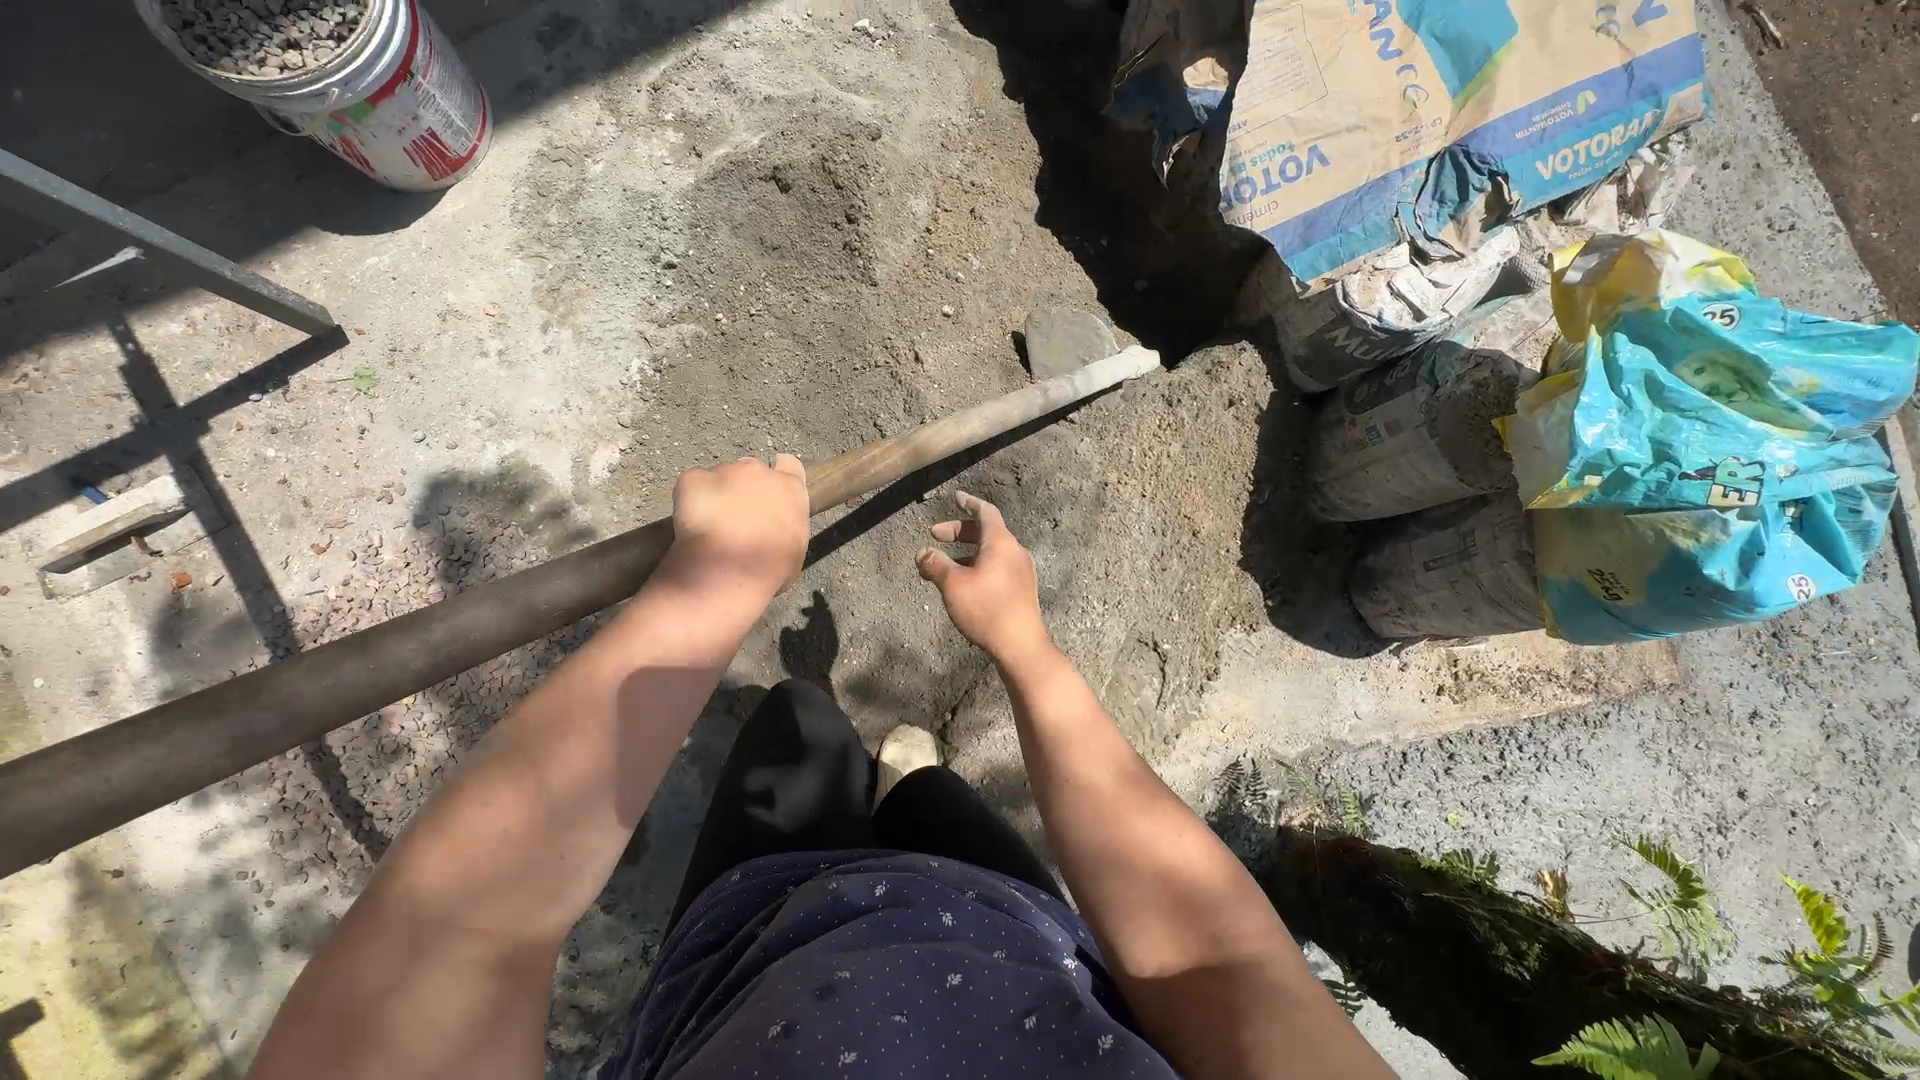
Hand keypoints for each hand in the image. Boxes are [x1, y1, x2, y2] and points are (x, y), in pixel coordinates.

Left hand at [667, 455, 809, 597]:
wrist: (730, 570)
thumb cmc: (770, 568)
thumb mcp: (794, 547)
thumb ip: (786, 525)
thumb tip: (774, 529)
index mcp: (789, 488)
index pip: (788, 465)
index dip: (778, 474)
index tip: (770, 491)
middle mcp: (759, 471)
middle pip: (750, 470)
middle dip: (743, 488)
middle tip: (737, 518)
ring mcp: (725, 471)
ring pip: (720, 476)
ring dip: (717, 494)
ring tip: (711, 526)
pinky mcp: (694, 478)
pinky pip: (692, 484)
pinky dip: (690, 499)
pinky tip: (692, 525)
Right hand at [917, 491, 1049, 657]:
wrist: (1020, 645)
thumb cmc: (986, 609)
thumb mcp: (952, 584)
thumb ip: (935, 564)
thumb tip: (922, 553)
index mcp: (1001, 542)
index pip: (985, 512)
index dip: (968, 503)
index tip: (956, 498)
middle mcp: (1015, 551)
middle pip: (986, 532)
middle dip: (958, 532)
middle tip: (935, 536)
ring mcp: (1022, 571)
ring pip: (990, 552)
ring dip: (965, 552)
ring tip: (943, 566)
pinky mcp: (1022, 589)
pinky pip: (997, 567)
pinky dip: (978, 565)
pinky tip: (964, 583)